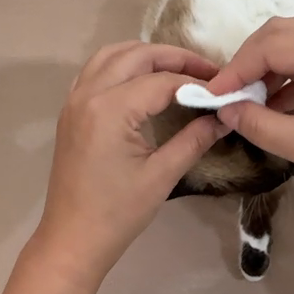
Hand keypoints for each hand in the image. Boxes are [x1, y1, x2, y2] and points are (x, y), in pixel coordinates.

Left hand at [37, 41, 225, 277]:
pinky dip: (121, 66)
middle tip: (207, 72)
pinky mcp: (71, 112)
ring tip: (177, 71)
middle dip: (173, 59)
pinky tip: (142, 82)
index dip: (195, 82)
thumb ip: (194, 140)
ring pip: (112, 55)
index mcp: (111, 109)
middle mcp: (89, 94)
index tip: (222, 89)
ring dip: (145, 56)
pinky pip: (96, 71)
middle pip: (136, 55)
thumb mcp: (162, 176)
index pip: (162, 81)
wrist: (74, 238)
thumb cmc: (118, 213)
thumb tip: (222, 118)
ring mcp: (75, 101)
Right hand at [202, 18, 293, 210]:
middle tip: (226, 95)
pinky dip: (286, 78)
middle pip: (280, 34)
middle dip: (248, 63)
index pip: (270, 44)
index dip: (236, 68)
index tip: (212, 95)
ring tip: (245, 102)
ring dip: (266, 69)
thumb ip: (259, 124)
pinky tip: (270, 104)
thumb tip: (224, 109)